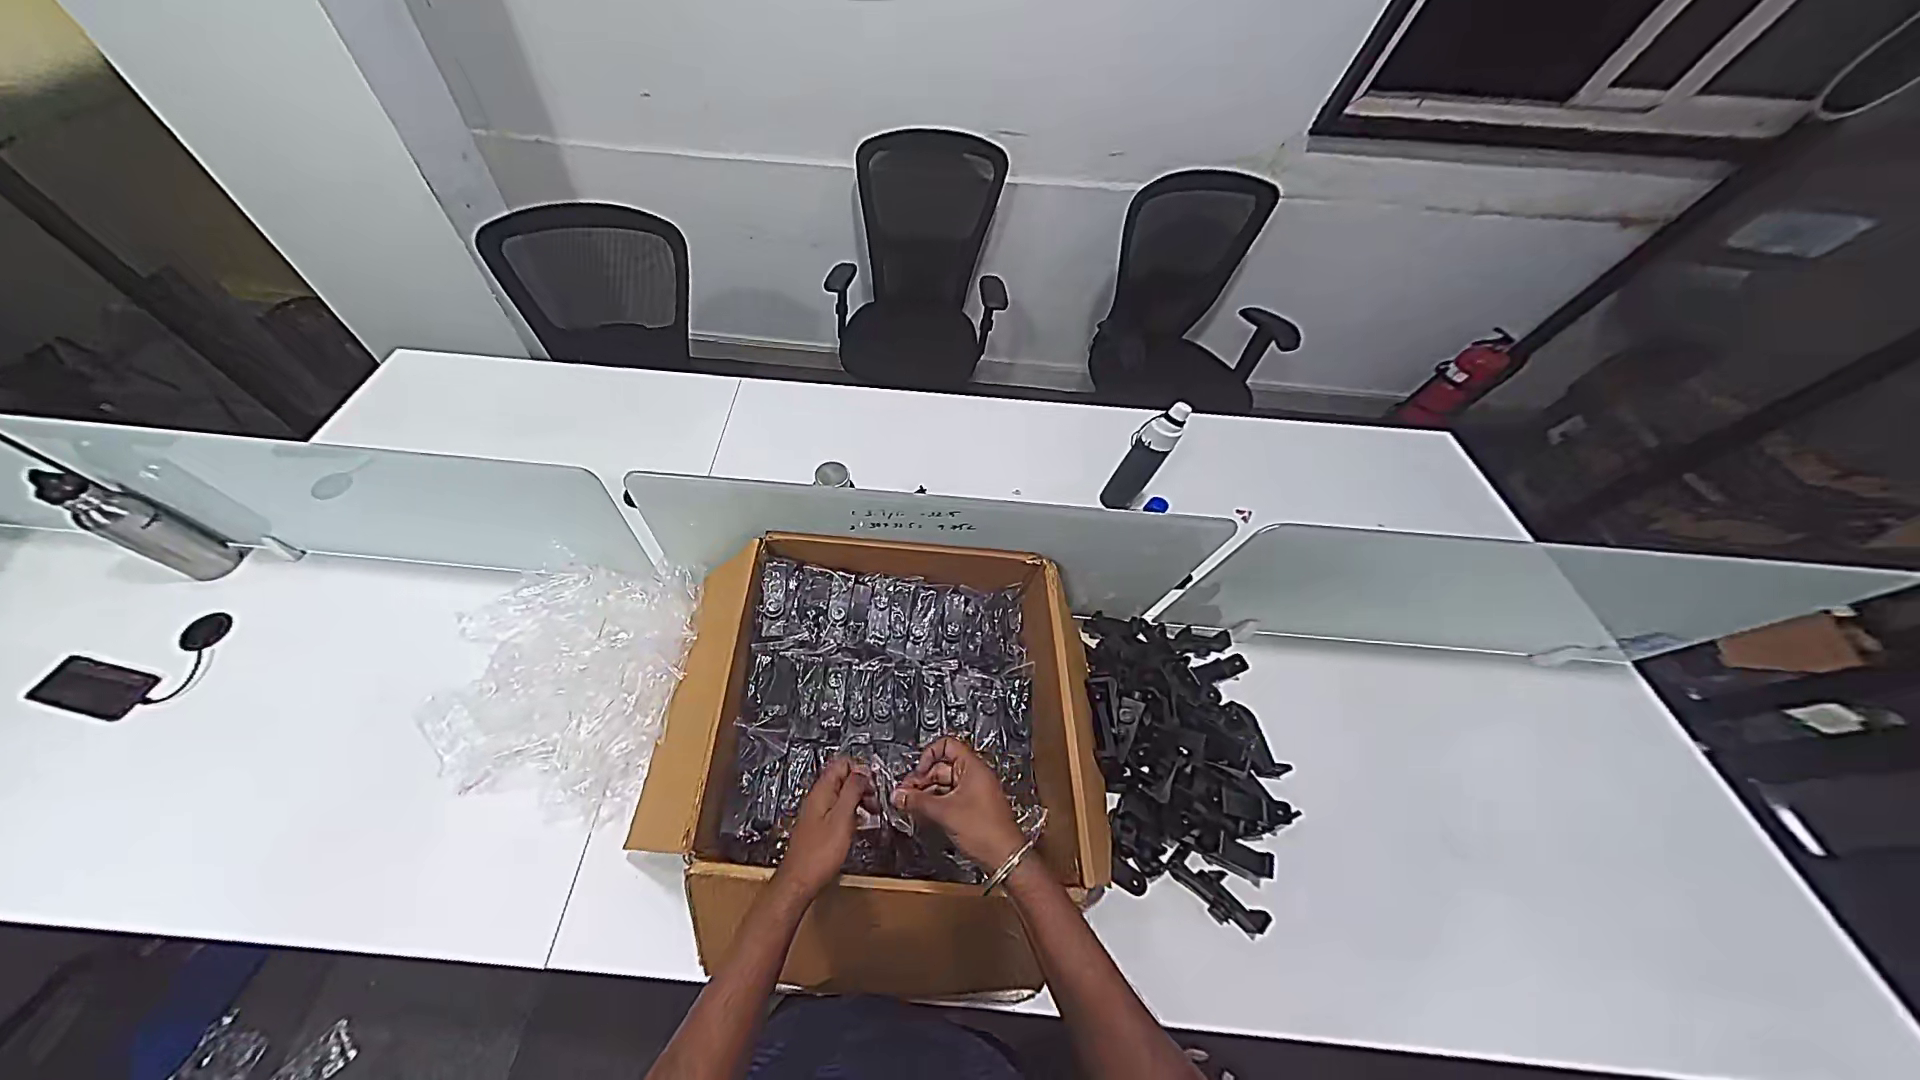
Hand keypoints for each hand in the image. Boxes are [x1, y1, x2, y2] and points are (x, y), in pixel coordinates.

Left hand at [774, 757, 869, 899]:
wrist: (799, 882)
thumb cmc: (821, 852)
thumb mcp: (842, 817)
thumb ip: (852, 790)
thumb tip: (862, 769)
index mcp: (822, 790)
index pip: (842, 763)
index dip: (860, 770)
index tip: (873, 786)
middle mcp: (817, 797)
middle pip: (842, 778)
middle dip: (861, 785)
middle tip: (875, 802)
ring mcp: (817, 812)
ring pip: (841, 794)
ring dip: (858, 799)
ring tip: (871, 813)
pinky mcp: (818, 826)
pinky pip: (837, 809)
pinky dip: (850, 812)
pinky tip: (857, 825)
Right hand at [893, 737, 1024, 868]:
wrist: (1004, 856)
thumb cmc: (984, 830)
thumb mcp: (945, 812)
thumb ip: (918, 801)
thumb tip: (899, 795)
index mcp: (972, 767)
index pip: (947, 745)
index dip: (929, 755)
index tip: (917, 773)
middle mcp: (974, 775)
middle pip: (941, 767)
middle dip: (922, 779)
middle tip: (905, 794)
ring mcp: (973, 791)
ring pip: (944, 784)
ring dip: (926, 793)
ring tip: (910, 805)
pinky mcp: (971, 806)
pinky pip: (949, 797)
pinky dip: (935, 802)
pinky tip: (923, 812)